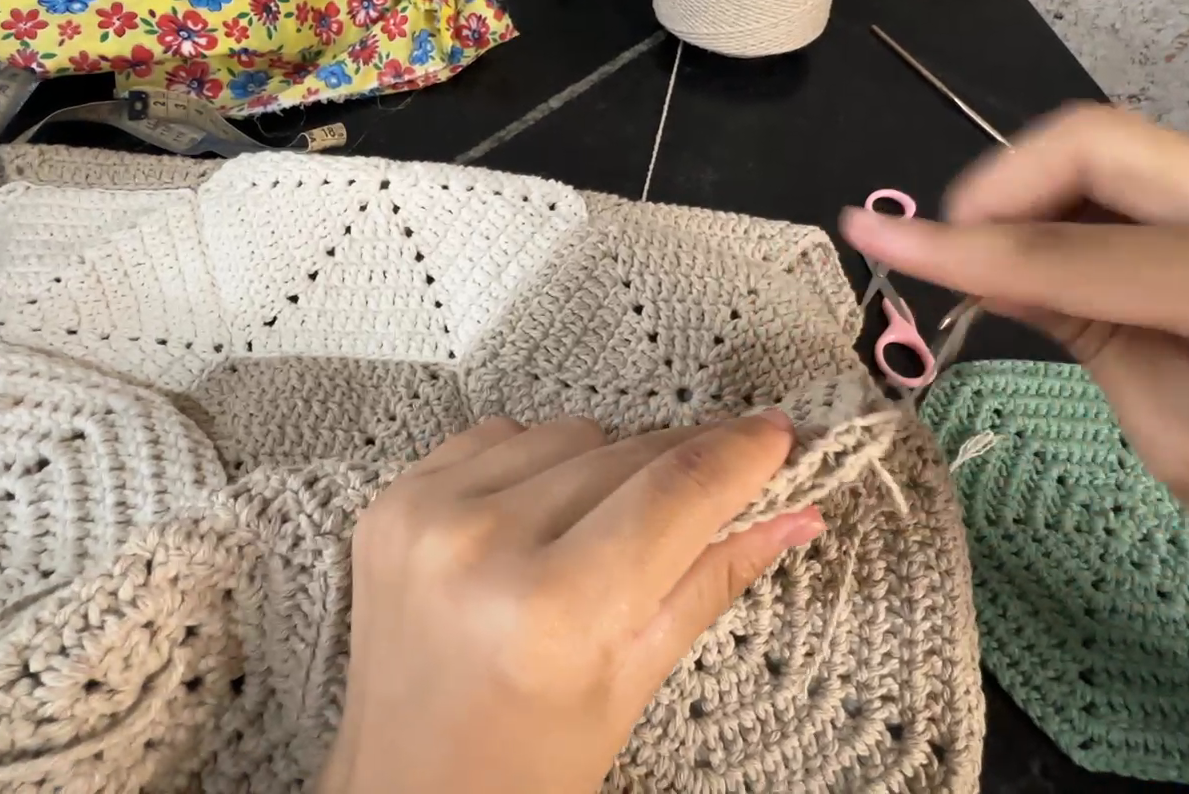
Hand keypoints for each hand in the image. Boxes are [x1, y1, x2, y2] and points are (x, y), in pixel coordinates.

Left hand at [318, 413, 824, 793]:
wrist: (402, 790)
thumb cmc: (529, 764)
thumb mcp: (635, 680)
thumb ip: (715, 577)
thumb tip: (795, 511)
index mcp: (553, 613)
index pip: (673, 494)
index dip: (737, 452)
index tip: (778, 431)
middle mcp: (480, 546)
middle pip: (627, 454)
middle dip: (684, 462)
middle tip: (714, 479)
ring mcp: (425, 512)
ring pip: (571, 432)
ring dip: (605, 466)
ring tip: (595, 533)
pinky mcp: (393, 496)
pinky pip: (502, 435)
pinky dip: (538, 464)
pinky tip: (534, 520)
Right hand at [839, 104, 1188, 698]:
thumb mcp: (1179, 440)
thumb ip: (1083, 331)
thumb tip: (982, 269)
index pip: (1074, 247)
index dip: (959, 245)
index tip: (867, 236)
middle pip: (1097, 140)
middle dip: (995, 187)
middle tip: (943, 251)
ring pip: (1110, 148)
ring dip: (1026, 192)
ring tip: (984, 260)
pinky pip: (1134, 180)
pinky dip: (1065, 207)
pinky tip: (1043, 258)